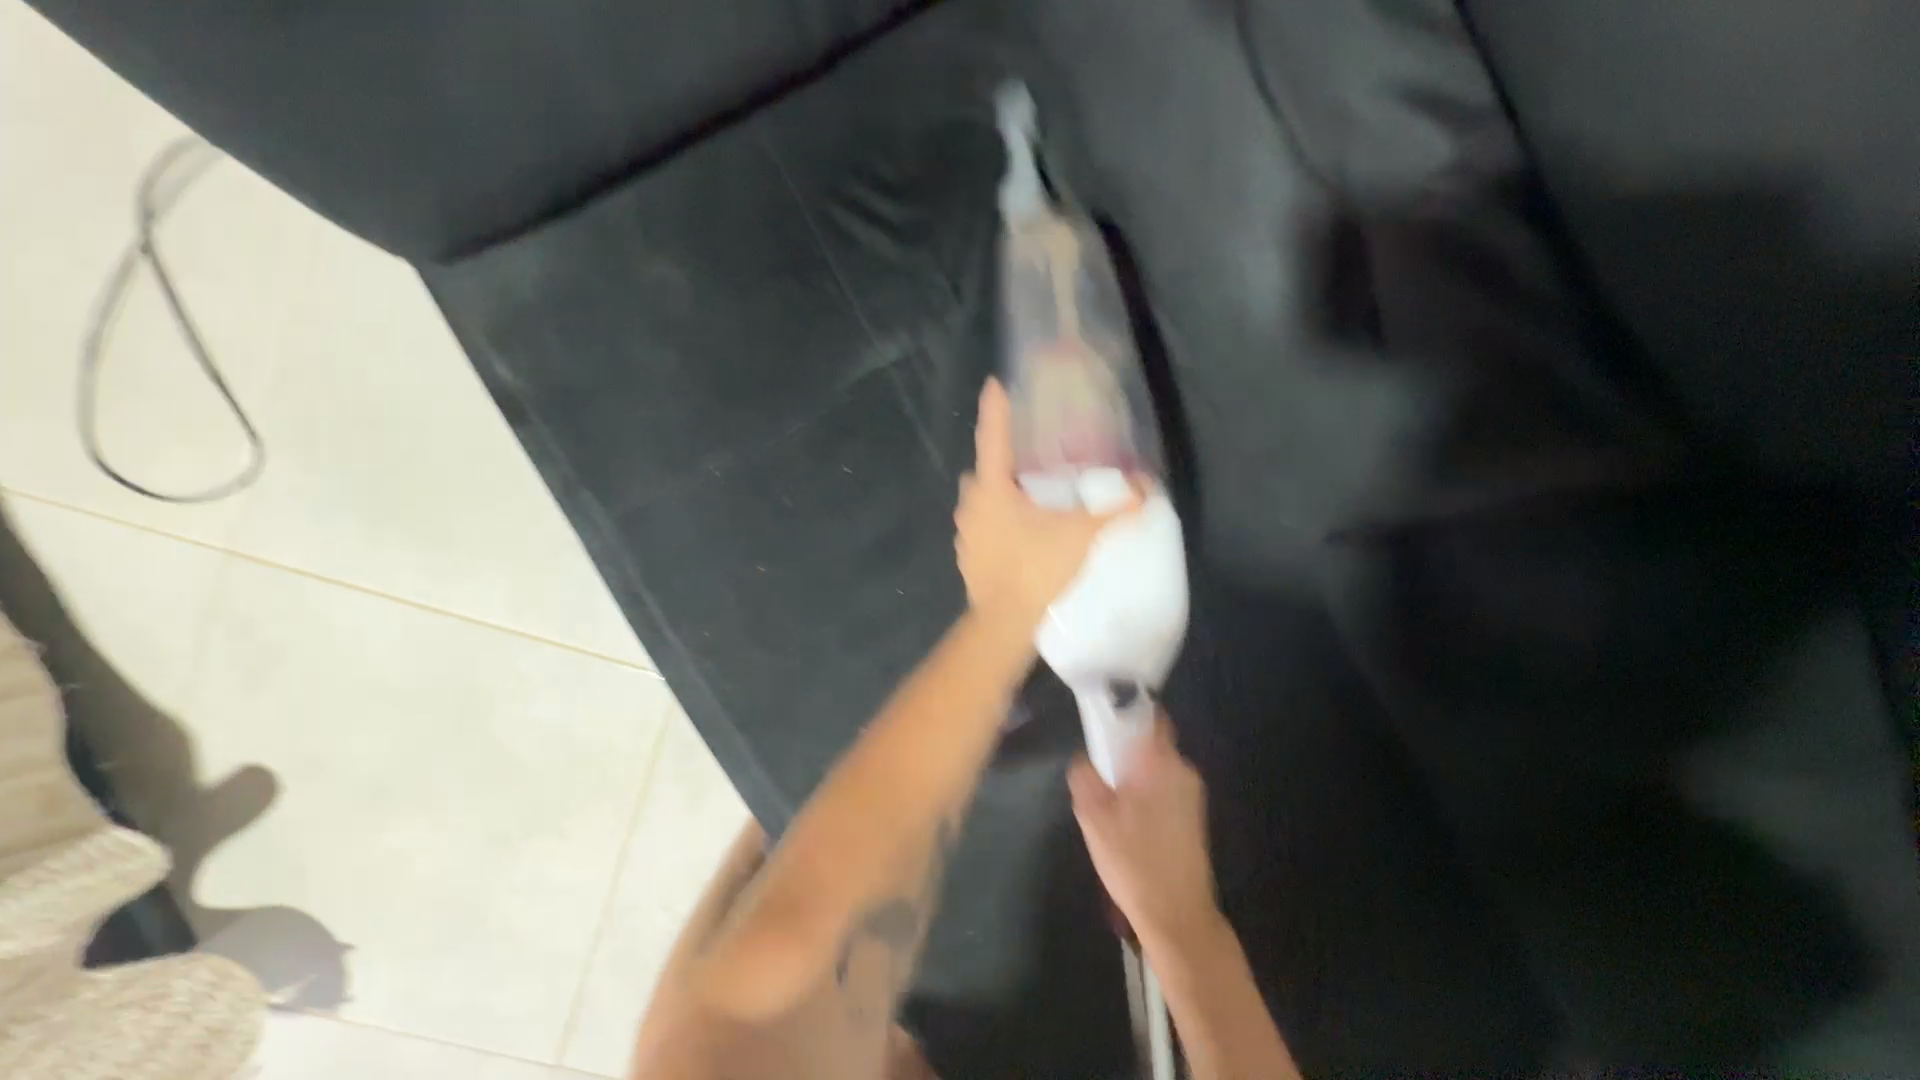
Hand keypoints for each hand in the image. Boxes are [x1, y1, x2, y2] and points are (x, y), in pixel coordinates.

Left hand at [954, 378, 1140, 631]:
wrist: (1004, 623)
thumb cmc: (1036, 568)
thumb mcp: (1082, 535)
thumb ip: (1116, 510)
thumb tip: (1147, 489)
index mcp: (992, 488)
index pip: (993, 436)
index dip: (996, 408)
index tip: (995, 384)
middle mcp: (971, 504)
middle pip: (983, 471)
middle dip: (1001, 464)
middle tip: (1029, 463)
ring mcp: (965, 533)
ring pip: (979, 502)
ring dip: (998, 497)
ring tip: (1028, 501)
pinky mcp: (967, 558)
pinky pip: (980, 529)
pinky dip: (995, 525)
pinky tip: (1019, 537)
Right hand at [1067, 713, 1221, 951]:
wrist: (1177, 913)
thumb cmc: (1132, 859)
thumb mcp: (1093, 816)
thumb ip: (1085, 775)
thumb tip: (1086, 758)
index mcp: (1159, 761)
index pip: (1150, 715)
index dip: (1127, 708)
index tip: (1104, 714)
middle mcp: (1182, 770)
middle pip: (1150, 743)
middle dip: (1124, 751)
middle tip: (1097, 771)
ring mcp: (1192, 795)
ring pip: (1156, 769)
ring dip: (1134, 776)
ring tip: (1109, 804)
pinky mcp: (1193, 818)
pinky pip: (1164, 789)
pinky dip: (1146, 795)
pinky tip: (1128, 824)